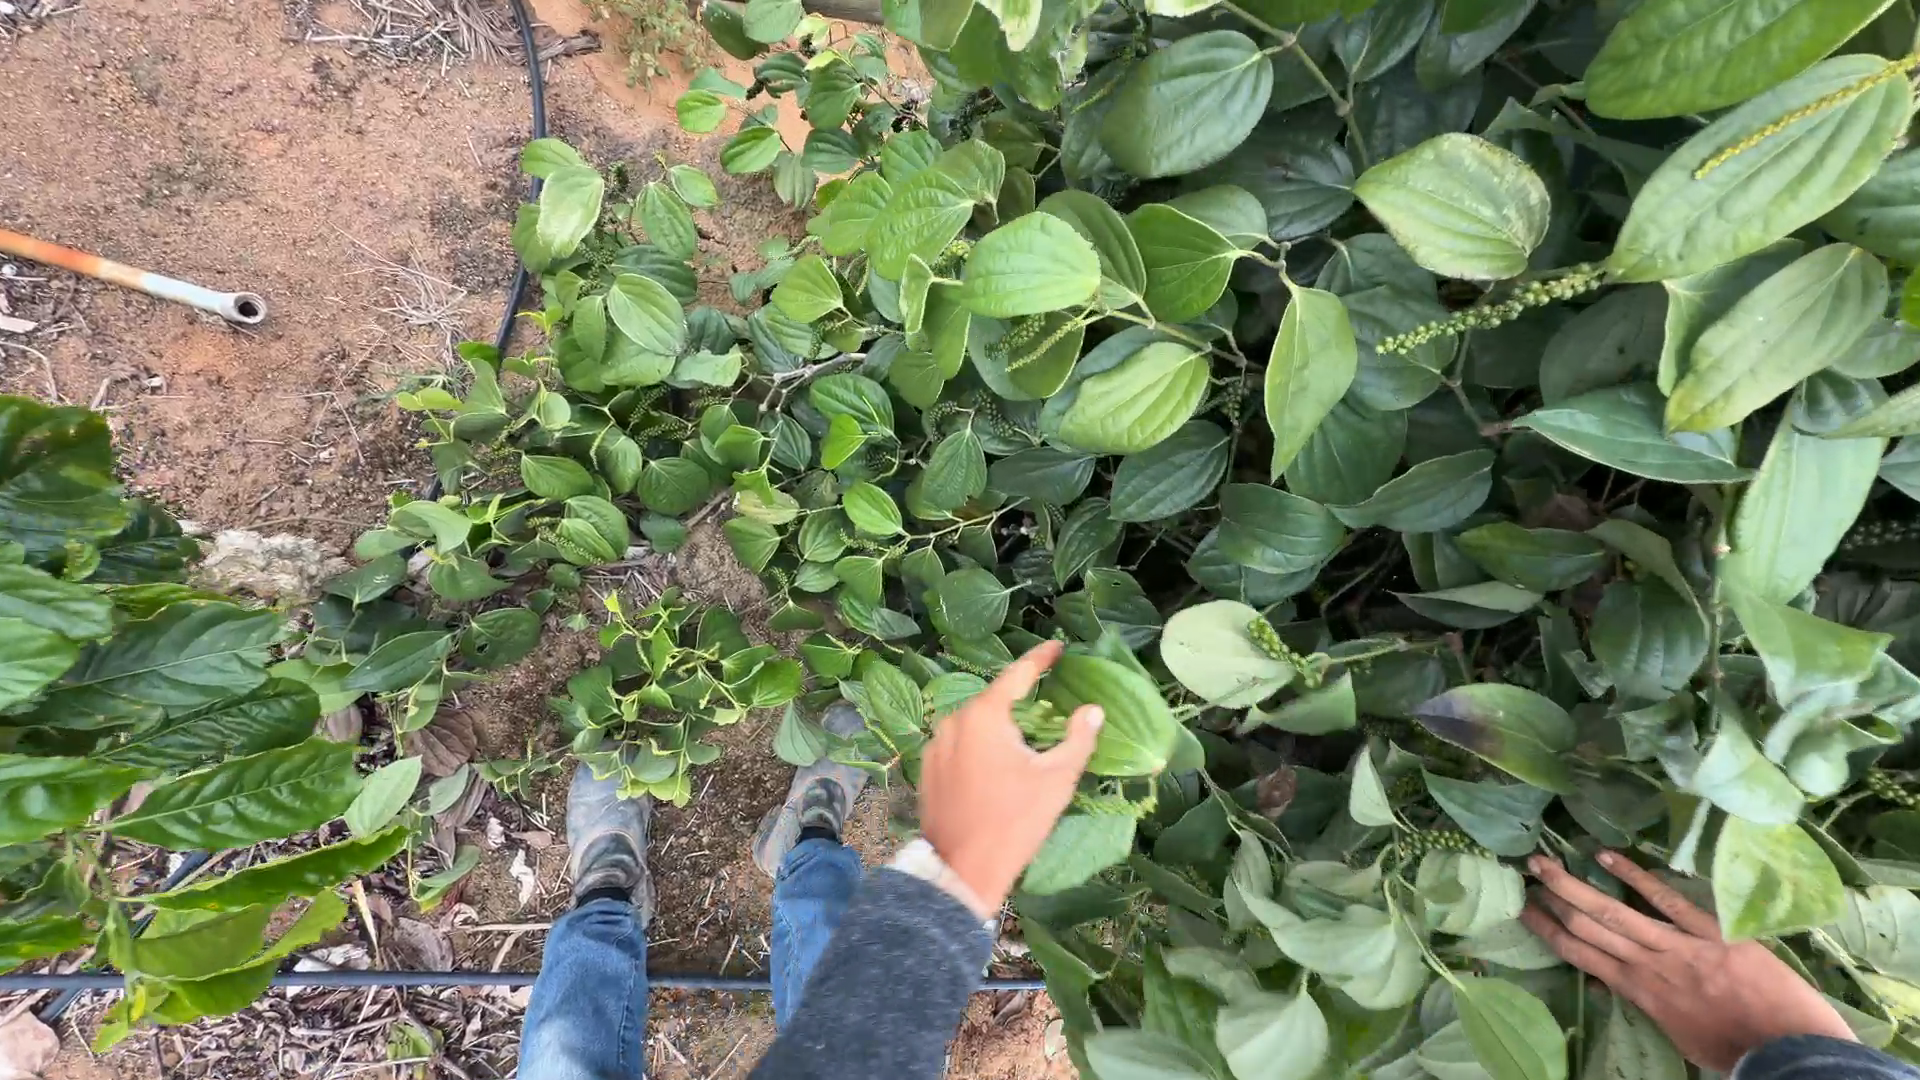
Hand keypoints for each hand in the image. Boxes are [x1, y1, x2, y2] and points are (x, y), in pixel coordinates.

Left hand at [917, 640, 1102, 915]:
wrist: (960, 870)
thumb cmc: (1014, 822)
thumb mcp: (1055, 781)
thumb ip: (1077, 740)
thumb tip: (1093, 711)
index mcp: (984, 715)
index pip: (1017, 674)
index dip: (1041, 658)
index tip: (1058, 646)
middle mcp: (954, 720)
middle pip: (994, 698)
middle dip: (1020, 696)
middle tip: (1046, 698)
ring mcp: (936, 743)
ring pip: (975, 721)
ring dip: (999, 722)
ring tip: (1023, 733)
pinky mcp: (927, 766)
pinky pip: (959, 741)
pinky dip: (979, 742)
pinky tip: (995, 760)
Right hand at [1520, 850, 1854, 1070]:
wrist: (1801, 1059)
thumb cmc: (1738, 1050)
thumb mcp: (1679, 1036)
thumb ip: (1644, 1004)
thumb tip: (1607, 984)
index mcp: (1637, 990)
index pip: (1576, 952)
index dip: (1545, 927)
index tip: (1521, 906)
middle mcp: (1646, 964)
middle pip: (1585, 924)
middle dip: (1551, 897)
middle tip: (1525, 871)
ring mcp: (1678, 946)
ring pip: (1612, 910)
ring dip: (1573, 883)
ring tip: (1544, 861)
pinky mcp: (1712, 933)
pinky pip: (1667, 900)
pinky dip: (1635, 876)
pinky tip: (1606, 855)